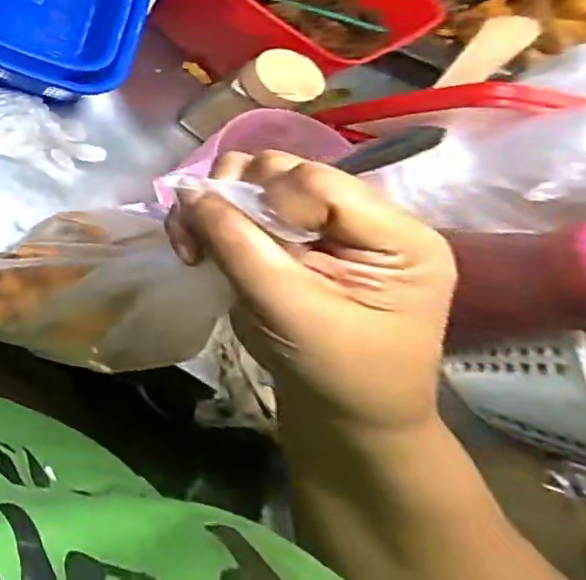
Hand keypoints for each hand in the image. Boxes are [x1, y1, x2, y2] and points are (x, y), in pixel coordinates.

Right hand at [169, 151, 455, 433]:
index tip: (251, 253)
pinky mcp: (297, 225)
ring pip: (257, 175)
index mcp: (398, 237)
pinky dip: (213, 213)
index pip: (318, 183)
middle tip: (206, 243)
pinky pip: (245, 195)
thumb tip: (187, 190)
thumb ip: (237, 245)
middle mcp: (364, 213)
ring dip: (217, 202)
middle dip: (235, 199)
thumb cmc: (335, 373)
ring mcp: (327, 217)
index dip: (270, 205)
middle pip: (283, 170)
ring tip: (198, 245)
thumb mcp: (288, 311)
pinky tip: (200, 245)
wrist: (345, 416)